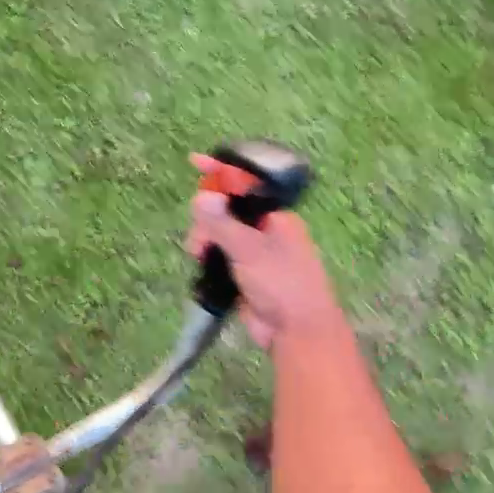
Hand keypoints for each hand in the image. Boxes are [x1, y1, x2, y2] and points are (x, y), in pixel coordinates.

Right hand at [186, 155, 341, 349]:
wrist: (297, 331)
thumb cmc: (282, 284)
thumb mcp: (249, 249)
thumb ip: (222, 223)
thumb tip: (201, 196)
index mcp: (276, 219)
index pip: (245, 186)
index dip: (221, 172)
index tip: (196, 161)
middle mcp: (265, 232)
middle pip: (225, 211)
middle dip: (206, 221)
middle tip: (198, 241)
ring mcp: (254, 254)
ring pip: (219, 235)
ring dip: (205, 242)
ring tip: (198, 257)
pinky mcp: (244, 274)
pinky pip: (219, 256)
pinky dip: (208, 260)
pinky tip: (202, 267)